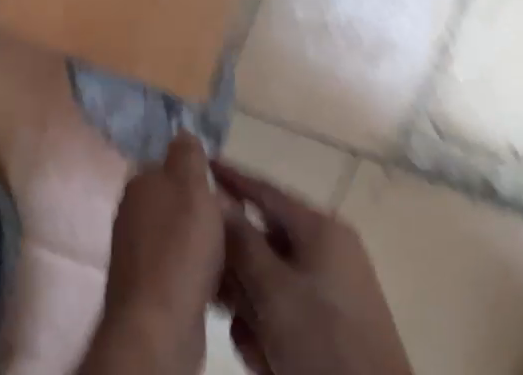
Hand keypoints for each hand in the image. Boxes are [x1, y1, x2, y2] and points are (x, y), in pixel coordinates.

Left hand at [80, 133, 225, 374]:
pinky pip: (180, 268)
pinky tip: (219, 282)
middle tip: (235, 220)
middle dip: (204, 210)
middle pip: (176, 201)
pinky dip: (199, 271)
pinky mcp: (148, 285)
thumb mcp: (191, 189)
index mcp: (139, 184)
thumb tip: (180, 131)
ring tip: (232, 251)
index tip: (225, 186)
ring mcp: (137, 251)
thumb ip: (186, 156)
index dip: (197, 172)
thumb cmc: (180, 248)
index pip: (168, 164)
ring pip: (180, 236)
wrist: (158, 322)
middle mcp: (132, 213)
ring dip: (205, 242)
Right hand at [214, 161, 415, 374]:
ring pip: (266, 282)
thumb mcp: (273, 289)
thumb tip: (213, 195)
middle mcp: (325, 251)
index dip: (228, 177)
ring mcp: (328, 289)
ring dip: (250, 309)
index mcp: (320, 230)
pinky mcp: (327, 324)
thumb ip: (240, 240)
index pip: (264, 190)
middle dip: (236, 271)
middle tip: (210, 291)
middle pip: (261, 240)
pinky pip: (282, 311)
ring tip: (250, 340)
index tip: (194, 167)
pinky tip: (266, 359)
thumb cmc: (324, 342)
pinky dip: (268, 330)